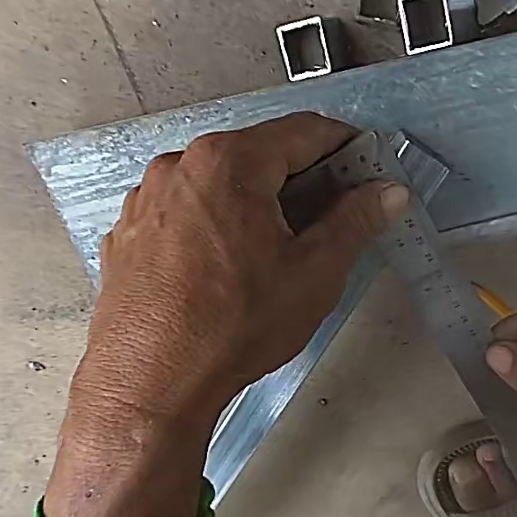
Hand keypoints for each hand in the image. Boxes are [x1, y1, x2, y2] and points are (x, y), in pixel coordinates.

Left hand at [47, 113, 408, 516]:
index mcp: (229, 162)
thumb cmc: (235, 327)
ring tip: (280, 243)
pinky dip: (216, 219)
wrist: (148, 384)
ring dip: (257, 198)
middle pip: (258, 153)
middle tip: (333, 213)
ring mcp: (146, 197)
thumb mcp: (314, 273)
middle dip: (302, 176)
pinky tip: (229, 262)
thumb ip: (354, 221)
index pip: (304, 131)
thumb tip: (387, 191)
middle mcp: (180, 165)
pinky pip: (186, 209)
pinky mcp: (128, 231)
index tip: (366, 170)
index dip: (345, 147)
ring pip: (219, 181)